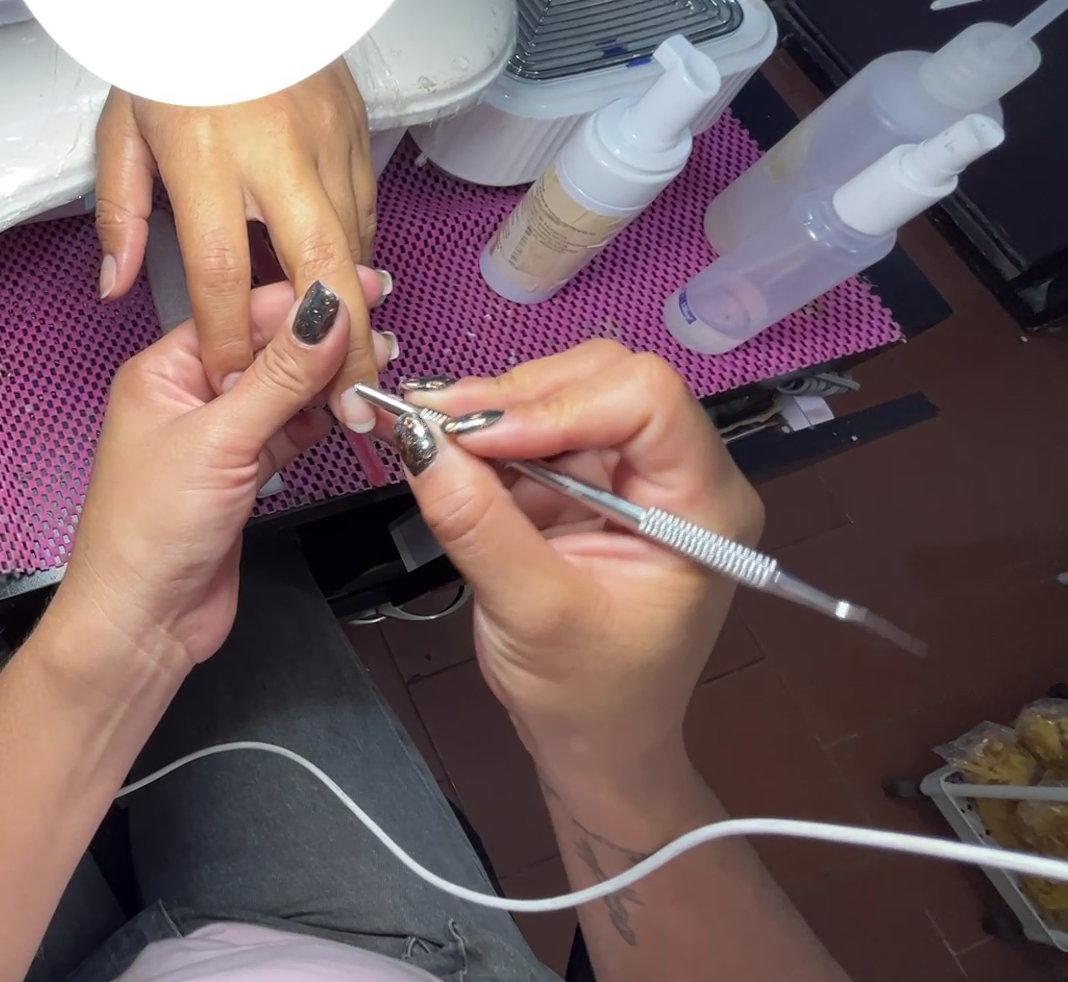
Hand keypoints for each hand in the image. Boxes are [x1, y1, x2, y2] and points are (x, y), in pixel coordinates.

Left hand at [61, 272, 380, 671]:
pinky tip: (350, 407)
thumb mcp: (218, 440)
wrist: (145, 620)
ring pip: (280, 394)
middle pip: (263, 352)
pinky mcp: (240, 474)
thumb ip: (278, 376)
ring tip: (376, 367)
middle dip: (318, 342)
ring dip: (325, 383)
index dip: (297, 300)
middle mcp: (187, 397)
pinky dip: (318, 422)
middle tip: (378, 330)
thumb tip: (326, 312)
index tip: (356, 284)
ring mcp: (216, 437)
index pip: (237, 315)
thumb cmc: (150, 530)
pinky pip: (286, 433)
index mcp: (162, 372)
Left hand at [94, 60, 384, 428]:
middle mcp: (273, 153)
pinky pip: (366, 208)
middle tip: (353, 403)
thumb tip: (117, 285)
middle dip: (340, 346)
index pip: (220, 273)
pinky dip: (360, 256)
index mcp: (205, 159)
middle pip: (318, 267)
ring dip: (356, 309)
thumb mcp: (123, 132)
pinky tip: (351, 291)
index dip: (229, 340)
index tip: (233, 381)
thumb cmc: (168, 51)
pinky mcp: (353, 125)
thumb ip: (122, 216)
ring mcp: (323, 137)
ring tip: (359, 365)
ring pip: (353, 243)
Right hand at [384, 342, 764, 778]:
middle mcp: (669, 474)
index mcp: (701, 505)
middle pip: (603, 380)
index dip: (556, 404)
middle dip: (515, 395)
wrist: (589, 737)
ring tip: (427, 427)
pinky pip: (526, 432)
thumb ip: (476, 523)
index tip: (474, 437)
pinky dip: (479, 431)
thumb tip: (416, 439)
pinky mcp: (573, 486)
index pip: (646, 402)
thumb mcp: (531, 611)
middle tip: (434, 419)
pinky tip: (439, 443)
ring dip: (490, 407)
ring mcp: (619, 476)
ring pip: (560, 394)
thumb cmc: (585, 691)